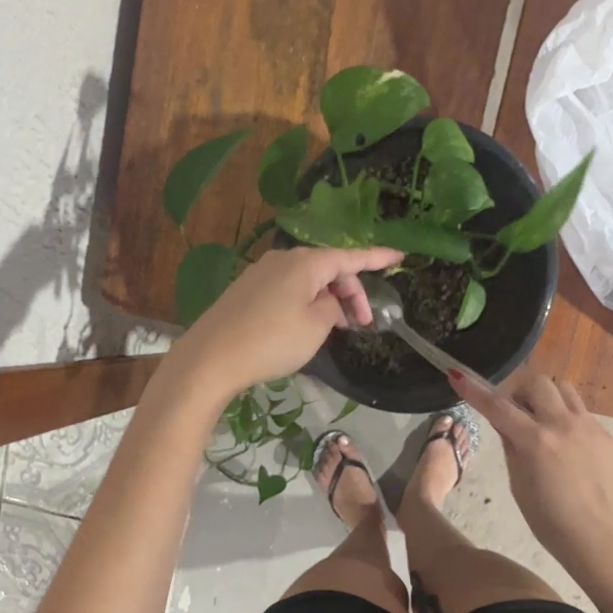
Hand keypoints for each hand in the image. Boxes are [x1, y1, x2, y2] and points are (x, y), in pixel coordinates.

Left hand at [166, 246, 403, 399]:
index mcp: (307, 263)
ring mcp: (262, 273)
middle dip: (350, 293)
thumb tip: (329, 301)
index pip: (350, 256)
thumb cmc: (272, 341)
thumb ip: (333, 308)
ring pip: (308, 280)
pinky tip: (307, 326)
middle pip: (329, 268)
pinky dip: (306, 302)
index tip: (399, 256)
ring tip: (338, 328)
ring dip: (328, 300)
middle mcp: (284, 259)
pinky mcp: (247, 290)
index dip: (377, 257)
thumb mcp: (315, 328)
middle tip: (362, 325)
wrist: (212, 356)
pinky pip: (288, 289)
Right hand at [450, 372, 612, 590]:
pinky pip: (582, 413)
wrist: (597, 537)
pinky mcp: (607, 436)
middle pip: (537, 381)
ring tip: (541, 420)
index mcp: (536, 440)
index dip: (474, 391)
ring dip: (547, 397)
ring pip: (564, 389)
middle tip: (512, 408)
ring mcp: (590, 427)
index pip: (498, 407)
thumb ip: (511, 446)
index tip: (458, 376)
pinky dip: (567, 419)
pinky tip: (566, 447)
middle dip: (519, 388)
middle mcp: (563, 424)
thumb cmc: (548, 520)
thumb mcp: (518, 483)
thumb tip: (504, 422)